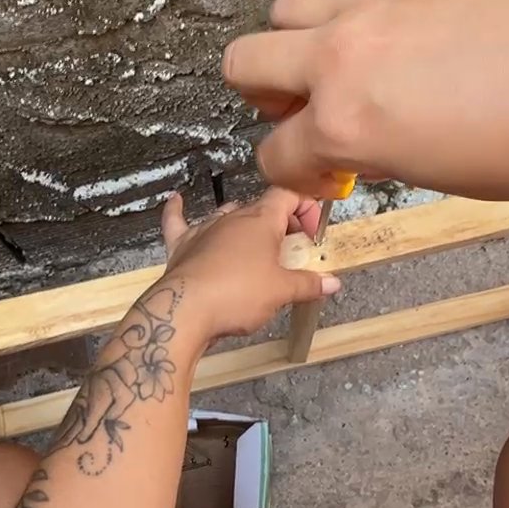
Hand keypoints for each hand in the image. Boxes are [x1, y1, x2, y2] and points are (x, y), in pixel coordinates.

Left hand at [154, 188, 340, 338]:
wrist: (186, 312)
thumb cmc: (238, 294)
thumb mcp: (282, 291)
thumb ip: (308, 284)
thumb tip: (333, 283)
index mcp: (260, 220)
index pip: (287, 195)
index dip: (304, 206)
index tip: (312, 232)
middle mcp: (232, 218)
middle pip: (260, 208)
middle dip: (279, 223)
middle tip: (291, 249)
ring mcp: (204, 230)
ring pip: (227, 215)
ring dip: (243, 224)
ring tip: (256, 244)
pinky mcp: (182, 246)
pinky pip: (177, 221)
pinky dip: (177, 210)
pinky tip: (175, 200)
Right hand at [221, 0, 508, 199]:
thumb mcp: (446, 176)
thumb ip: (380, 151)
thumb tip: (364, 139)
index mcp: (347, 120)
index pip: (273, 152)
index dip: (293, 174)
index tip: (326, 176)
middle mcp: (343, 52)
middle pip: (244, 60)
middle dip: (267, 96)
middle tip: (316, 114)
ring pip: (288, 8)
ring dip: (300, 44)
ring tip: (354, 70)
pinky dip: (355, 17)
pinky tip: (409, 39)